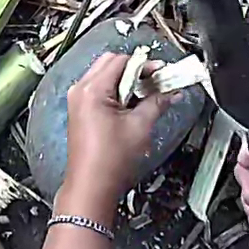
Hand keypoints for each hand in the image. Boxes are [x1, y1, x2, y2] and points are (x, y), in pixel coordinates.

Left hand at [58, 52, 174, 220]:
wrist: (91, 187)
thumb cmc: (111, 160)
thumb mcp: (140, 127)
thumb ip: (156, 102)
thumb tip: (171, 91)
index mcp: (92, 90)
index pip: (120, 61)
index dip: (144, 64)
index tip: (161, 72)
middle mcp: (80, 90)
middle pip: (110, 63)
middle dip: (134, 69)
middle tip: (155, 81)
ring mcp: (77, 100)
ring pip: (103, 74)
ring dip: (125, 80)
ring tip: (145, 94)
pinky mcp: (79, 110)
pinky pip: (98, 89)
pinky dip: (115, 90)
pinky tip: (131, 103)